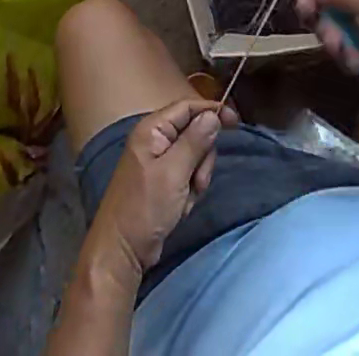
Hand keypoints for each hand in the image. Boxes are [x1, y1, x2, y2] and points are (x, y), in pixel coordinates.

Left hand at [87, 98, 238, 275]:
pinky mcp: (162, 180)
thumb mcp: (174, 172)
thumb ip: (195, 141)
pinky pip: (188, 175)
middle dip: (202, 158)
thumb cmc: (145, 208)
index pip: (187, 107)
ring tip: (185, 198)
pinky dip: (189, 190)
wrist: (122, 250)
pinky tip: (180, 206)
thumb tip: (213, 115)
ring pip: (194, 156)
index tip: (235, 122)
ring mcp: (158, 161)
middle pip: (194, 133)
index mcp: (152, 129)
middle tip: (197, 181)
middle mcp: (155, 140)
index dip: (212, 110)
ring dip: (196, 178)